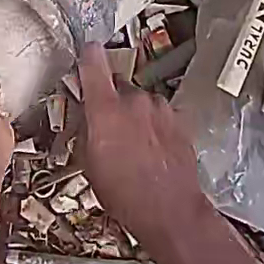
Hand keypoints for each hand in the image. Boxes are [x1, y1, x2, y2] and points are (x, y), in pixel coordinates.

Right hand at [77, 44, 220, 252]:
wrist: (170, 211)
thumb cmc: (125, 193)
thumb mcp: (88, 163)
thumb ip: (85, 129)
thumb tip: (85, 116)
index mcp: (105, 108)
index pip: (93, 63)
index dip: (88, 55)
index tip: (87, 52)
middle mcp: (134, 100)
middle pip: (118, 86)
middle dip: (111, 101)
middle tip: (107, 128)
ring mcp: (160, 109)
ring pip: (139, 102)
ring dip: (134, 115)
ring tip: (132, 146)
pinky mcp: (178, 120)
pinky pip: (158, 115)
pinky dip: (152, 126)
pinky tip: (150, 150)